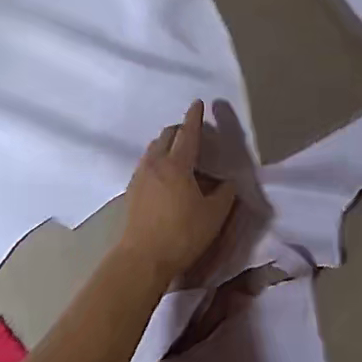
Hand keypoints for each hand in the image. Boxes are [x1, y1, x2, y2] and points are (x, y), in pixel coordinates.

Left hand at [120, 101, 237, 283]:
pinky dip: (158, 159)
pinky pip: (146, 164)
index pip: (188, 133)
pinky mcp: (131, 190)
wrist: (142, 257)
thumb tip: (229, 182)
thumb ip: (225, 194)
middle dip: (180, 130)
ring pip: (153, 149)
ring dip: (167, 144)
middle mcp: (155, 163)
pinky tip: (166, 176)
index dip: (195, 117)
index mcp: (177, 164)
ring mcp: (140, 175)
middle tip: (194, 135)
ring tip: (181, 155)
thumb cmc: (182, 234)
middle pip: (166, 136)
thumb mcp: (214, 216)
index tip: (198, 103)